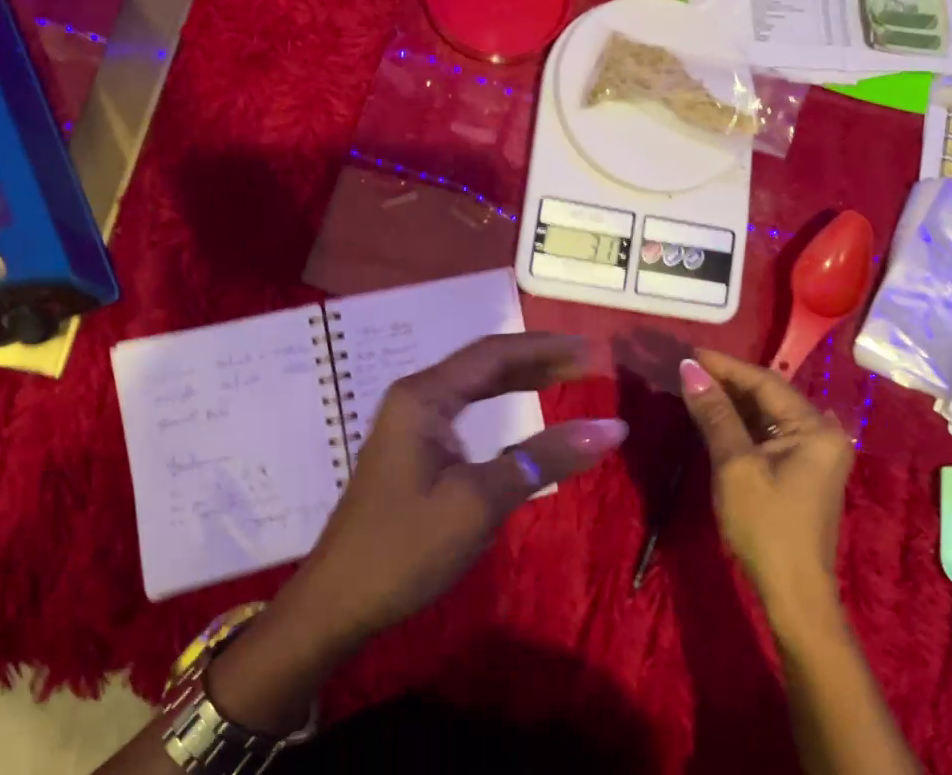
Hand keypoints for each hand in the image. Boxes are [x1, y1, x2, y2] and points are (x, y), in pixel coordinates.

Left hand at [284, 333, 626, 646]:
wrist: (338, 601)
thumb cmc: (406, 547)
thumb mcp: (482, 501)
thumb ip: (545, 457)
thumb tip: (613, 428)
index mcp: (424, 397)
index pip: (495, 354)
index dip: (548, 348)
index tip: (595, 352)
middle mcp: (416, 399)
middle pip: (485, 364)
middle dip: (538, 359)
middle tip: (590, 363)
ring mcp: (412, 426)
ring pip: (475, 387)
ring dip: (521, 380)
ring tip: (569, 377)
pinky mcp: (414, 452)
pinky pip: (467, 412)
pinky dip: (503, 407)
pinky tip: (523, 414)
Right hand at [680, 350, 853, 604]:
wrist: (793, 591)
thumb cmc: (765, 526)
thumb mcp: (735, 466)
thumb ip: (715, 414)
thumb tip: (690, 370)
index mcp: (815, 428)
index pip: (765, 382)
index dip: (725, 365)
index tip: (688, 352)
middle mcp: (824, 433)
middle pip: (770, 395)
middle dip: (728, 381)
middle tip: (687, 368)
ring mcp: (817, 453)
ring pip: (769, 414)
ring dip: (734, 402)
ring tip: (696, 386)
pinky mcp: (805, 470)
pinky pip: (772, 433)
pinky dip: (744, 424)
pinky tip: (718, 417)